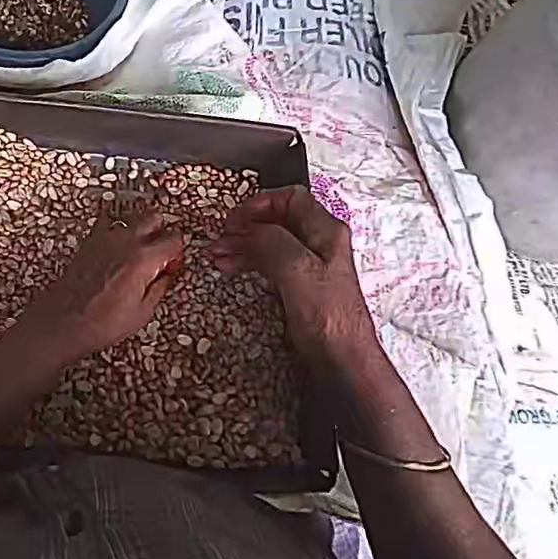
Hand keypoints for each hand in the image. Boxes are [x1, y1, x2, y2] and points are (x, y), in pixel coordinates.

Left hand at [14, 211, 184, 363]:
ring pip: (132, 217)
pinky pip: (109, 223)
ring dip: (141, 230)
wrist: (63, 322)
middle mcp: (126, 241)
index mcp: (144, 259)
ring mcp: (105, 237)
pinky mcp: (89, 241)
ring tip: (139, 253)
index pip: (175, 240)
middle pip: (155, 218)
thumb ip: (159, 287)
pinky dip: (118, 230)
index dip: (178, 253)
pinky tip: (117, 250)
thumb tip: (167, 276)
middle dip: (162, 233)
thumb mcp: (142, 312)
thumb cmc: (100, 322)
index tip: (173, 267)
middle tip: (160, 255)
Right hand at [208, 186, 377, 364]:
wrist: (341, 360)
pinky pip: (269, 263)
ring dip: (241, 245)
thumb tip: (248, 229)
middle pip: (277, 220)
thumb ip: (273, 242)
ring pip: (269, 242)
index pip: (292, 198)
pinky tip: (229, 268)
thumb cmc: (326, 317)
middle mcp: (318, 243)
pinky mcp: (299, 286)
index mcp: (325, 232)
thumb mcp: (297, 270)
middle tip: (220, 237)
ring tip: (216, 255)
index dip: (261, 203)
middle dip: (245, 226)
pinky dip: (248, 262)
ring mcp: (308, 265)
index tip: (236, 218)